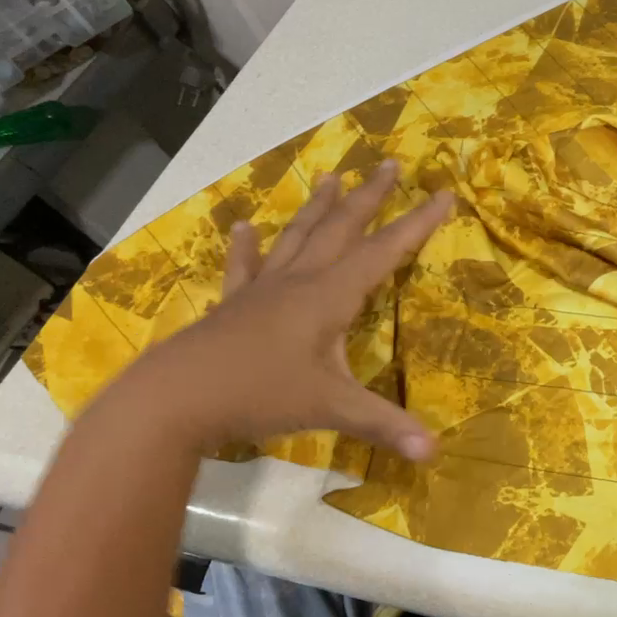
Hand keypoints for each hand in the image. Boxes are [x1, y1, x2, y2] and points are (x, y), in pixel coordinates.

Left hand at [109, 161, 452, 457]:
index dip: (418, 224)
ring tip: (333, 177)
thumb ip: (384, 426)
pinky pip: (245, 268)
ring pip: (298, 238)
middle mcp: (298, 282)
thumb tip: (435, 452)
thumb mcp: (330, 409)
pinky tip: (243, 226)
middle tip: (389, 164)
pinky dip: (246, 247)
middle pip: (340, 229)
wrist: (172, 399)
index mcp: (328, 297)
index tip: (444, 194)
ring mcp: (262, 291)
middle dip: (370, 198)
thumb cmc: (258, 395)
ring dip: (318, 208)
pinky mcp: (234, 307)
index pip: (384, 252)